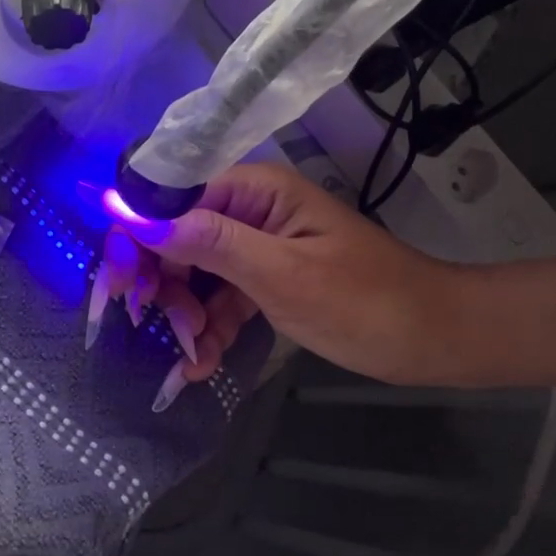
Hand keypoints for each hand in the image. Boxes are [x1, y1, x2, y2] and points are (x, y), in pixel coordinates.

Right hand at [105, 163, 466, 386]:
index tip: (116, 279)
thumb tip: (133, 216)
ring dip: (185, 315)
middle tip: (162, 328)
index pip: (170, 197)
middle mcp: (247, 210)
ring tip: (194, 357)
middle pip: (175, 236)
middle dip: (163, 284)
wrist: (438, 341)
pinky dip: (209, 328)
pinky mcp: (263, 278)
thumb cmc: (366, 301)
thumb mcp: (282, 274)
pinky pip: (219, 297)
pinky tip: (201, 365)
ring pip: (192, 271)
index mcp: (253, 190)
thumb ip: (207, 242)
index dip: (136, 233)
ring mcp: (254, 245)